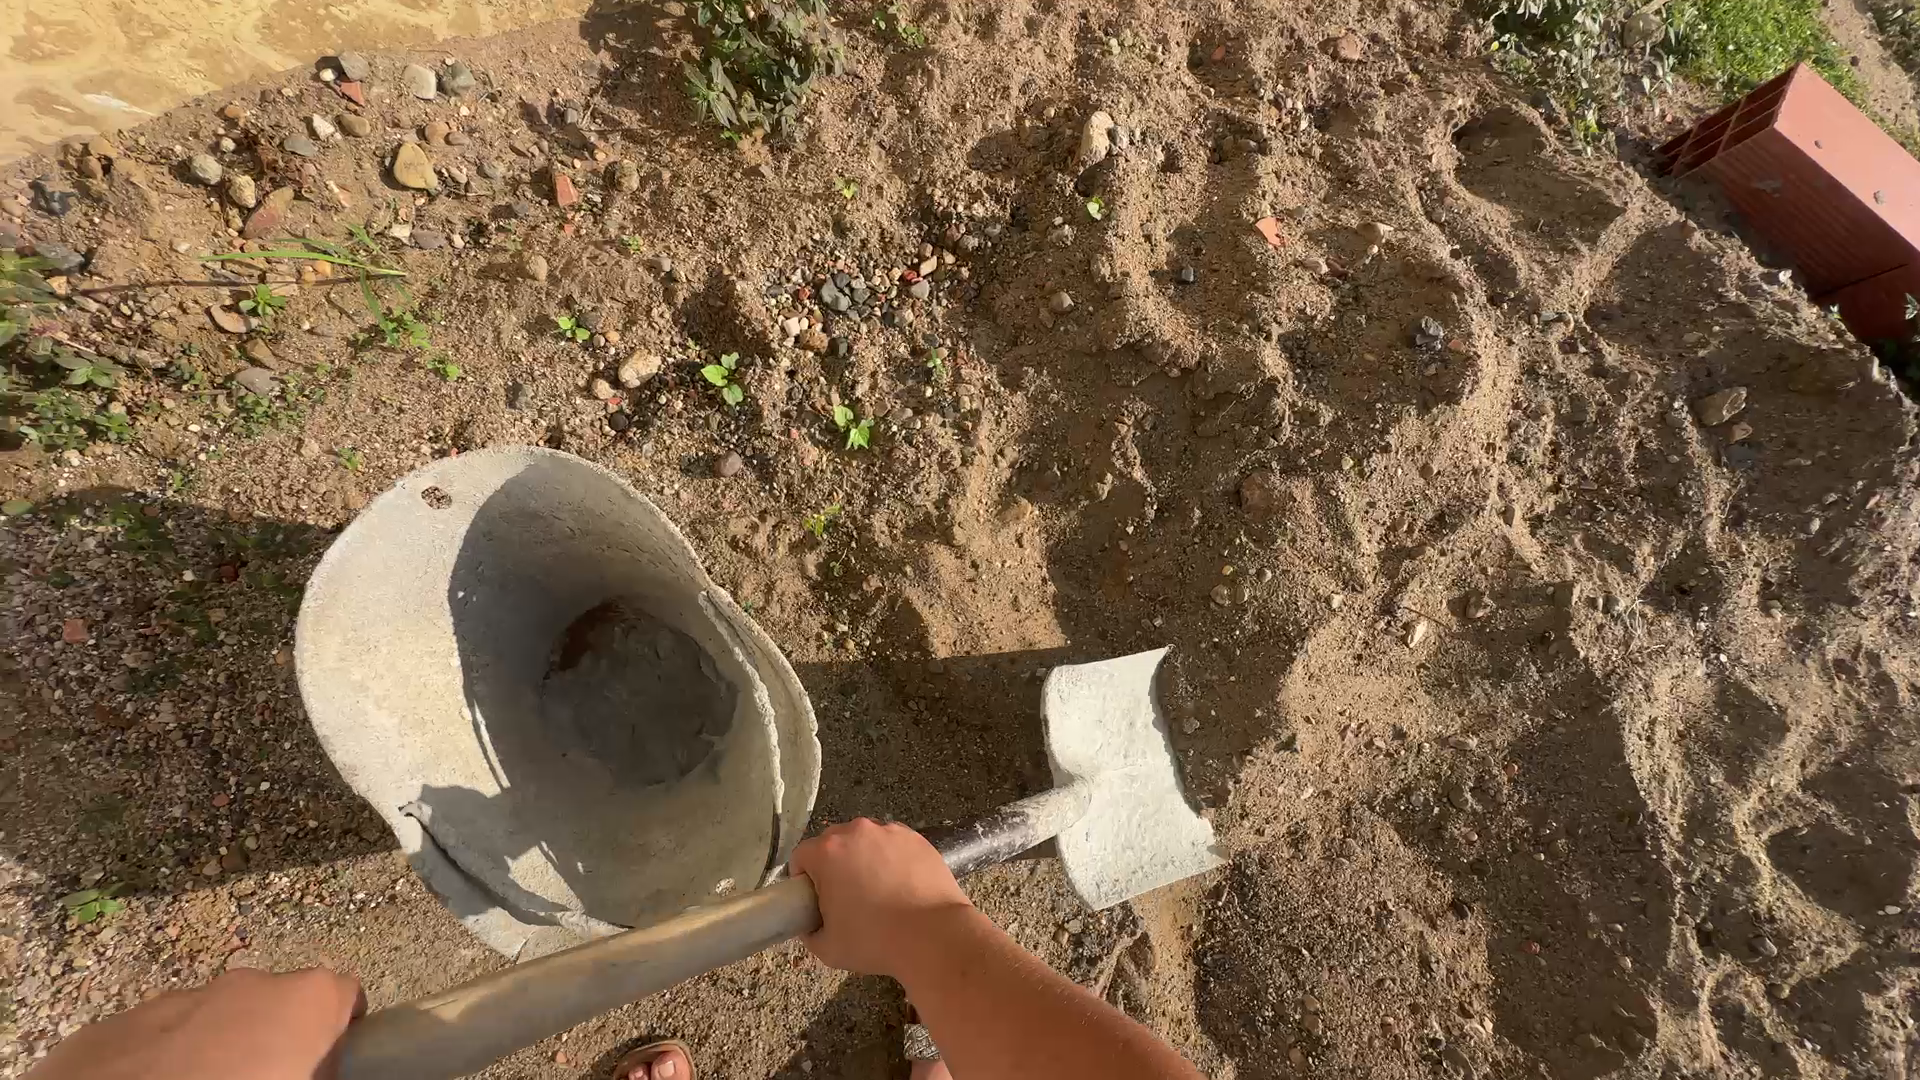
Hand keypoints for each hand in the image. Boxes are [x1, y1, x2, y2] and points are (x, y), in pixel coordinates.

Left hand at [28, 967, 360, 1079]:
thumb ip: (320, 1069)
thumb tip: (314, 1069)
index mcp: (312, 995)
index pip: (347, 999)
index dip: (334, 1034)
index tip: (315, 1066)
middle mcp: (253, 982)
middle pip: (273, 1003)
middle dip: (264, 1035)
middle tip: (249, 1078)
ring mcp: (177, 999)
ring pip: (204, 1017)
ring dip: (203, 1047)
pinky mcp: (108, 1027)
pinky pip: (142, 1039)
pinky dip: (145, 1061)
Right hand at [788, 818, 974, 977]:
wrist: (931, 933)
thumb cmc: (874, 940)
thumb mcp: (827, 948)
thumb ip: (810, 931)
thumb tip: (811, 923)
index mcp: (828, 852)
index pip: (802, 855)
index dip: (804, 879)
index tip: (814, 899)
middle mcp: (856, 831)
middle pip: (833, 842)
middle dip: (832, 865)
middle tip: (844, 897)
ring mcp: (888, 831)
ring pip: (864, 840)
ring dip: (862, 857)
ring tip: (877, 890)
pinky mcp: (914, 836)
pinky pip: (892, 843)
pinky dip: (890, 857)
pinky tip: (900, 884)